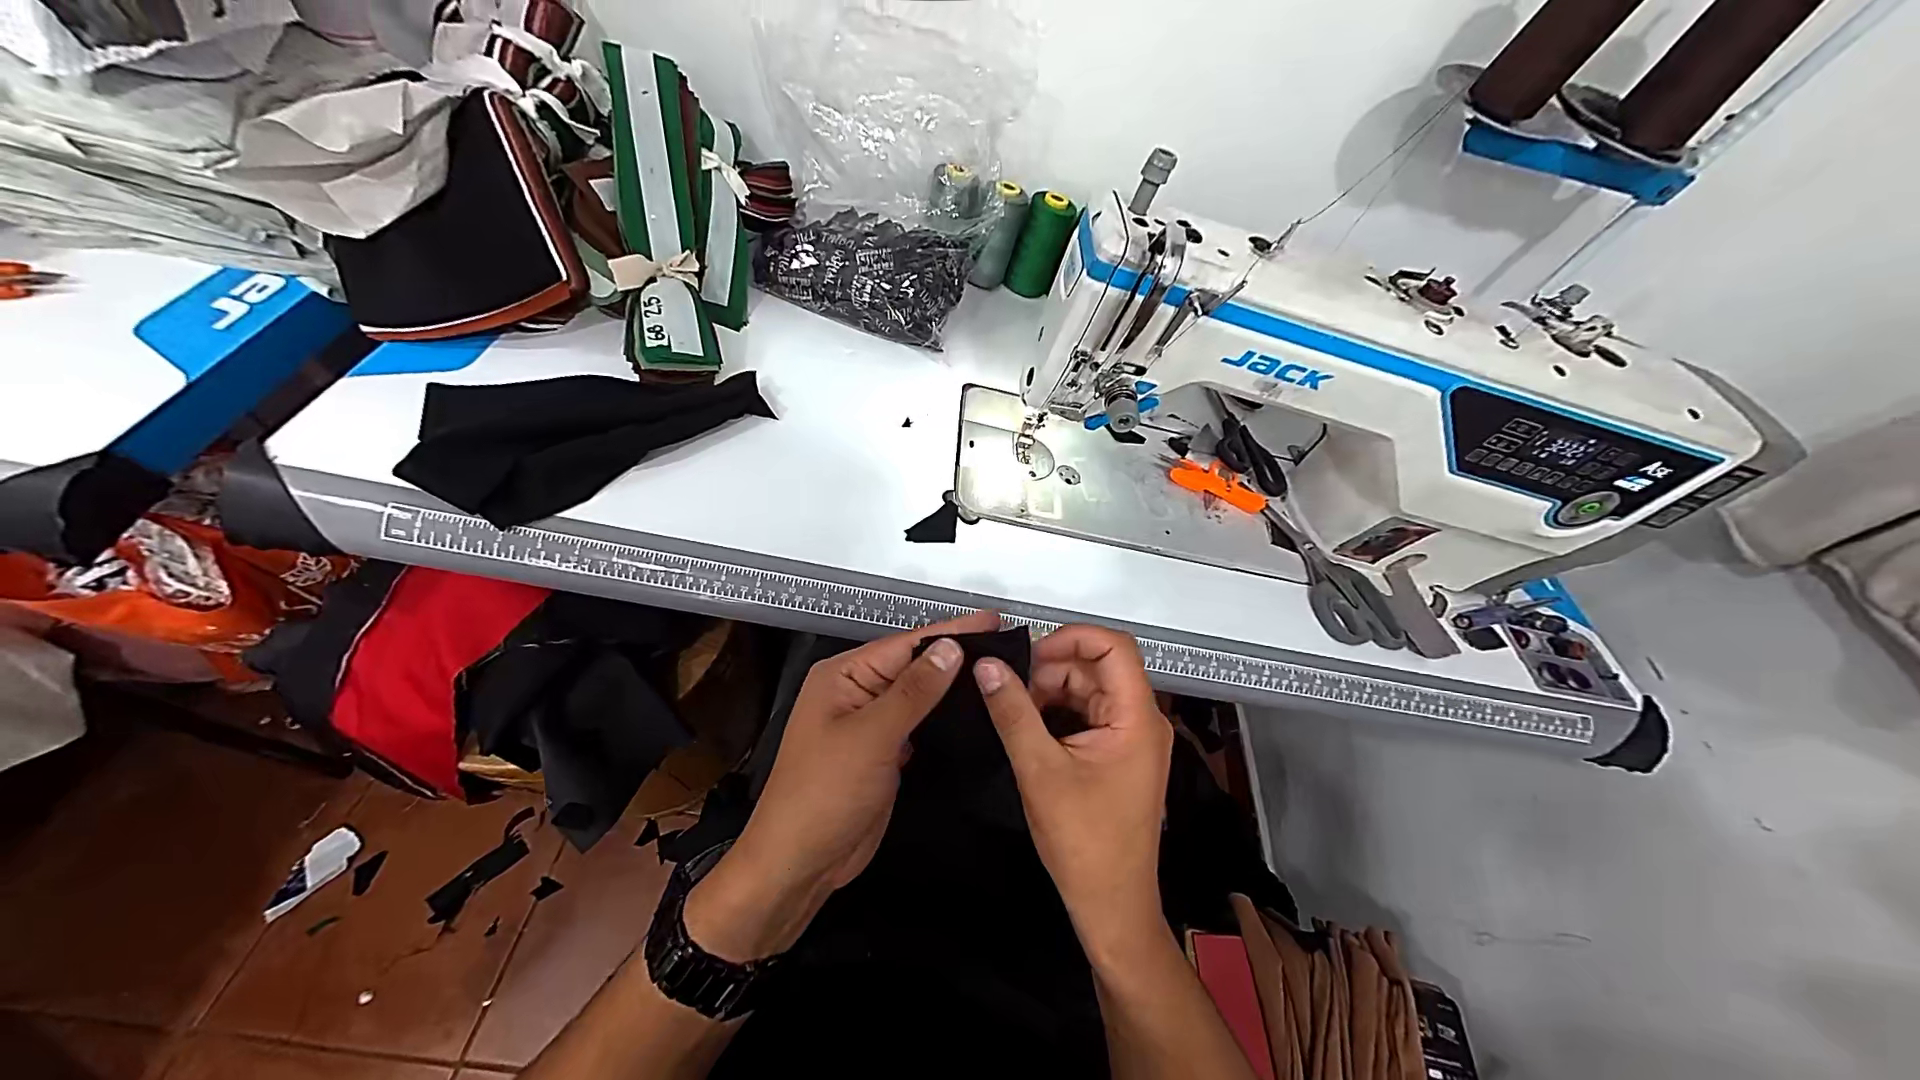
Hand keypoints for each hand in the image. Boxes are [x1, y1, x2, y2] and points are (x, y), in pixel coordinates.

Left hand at [685, 610, 1000, 961]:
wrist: (800, 864)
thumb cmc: (821, 796)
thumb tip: (950, 648)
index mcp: (842, 676)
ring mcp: (870, 723)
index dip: (951, 632)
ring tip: (999, 672)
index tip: (992, 621)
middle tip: (1004, 645)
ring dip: (953, 686)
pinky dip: (945, 716)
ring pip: (919, 695)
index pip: (906, 644)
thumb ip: (913, 691)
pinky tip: (973, 712)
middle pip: (914, 665)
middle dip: (956, 655)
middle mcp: (856, 692)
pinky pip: (920, 723)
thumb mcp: (870, 736)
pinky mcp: (884, 751)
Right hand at [975, 624, 1172, 956]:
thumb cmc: (1084, 842)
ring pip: (1089, 690)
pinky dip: (1058, 712)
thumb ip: (1012, 712)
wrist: (1111, 904)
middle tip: (1011, 686)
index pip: (1114, 647)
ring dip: (1051, 692)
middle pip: (1098, 667)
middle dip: (1052, 669)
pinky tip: (1029, 727)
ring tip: (1015, 710)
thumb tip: (987, 666)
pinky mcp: (1118, 754)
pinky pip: (1088, 714)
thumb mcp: (1039, 770)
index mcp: (1137, 718)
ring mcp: (1131, 738)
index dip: (1073, 637)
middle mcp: (1142, 721)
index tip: (1030, 651)